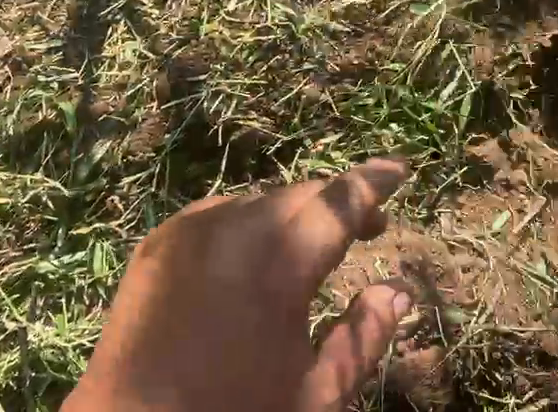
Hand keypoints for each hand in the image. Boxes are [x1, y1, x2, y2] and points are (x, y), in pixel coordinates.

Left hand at [64, 158, 413, 411]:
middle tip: (366, 229)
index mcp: (279, 265)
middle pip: (300, 195)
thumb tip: (398, 292)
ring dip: (291, 216)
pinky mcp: (159, 238)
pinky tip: (250, 258)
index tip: (397, 169)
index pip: (339, 202)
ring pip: (258, 201)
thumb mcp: (313, 397)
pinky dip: (245, 224)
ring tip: (307, 249)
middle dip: (336, 205)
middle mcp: (234, 228)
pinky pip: (217, 215)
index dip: (372, 182)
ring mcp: (190, 228)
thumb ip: (362, 337)